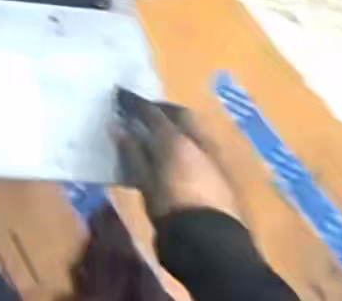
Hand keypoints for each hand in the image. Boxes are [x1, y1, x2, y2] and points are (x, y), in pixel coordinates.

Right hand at [115, 88, 241, 221]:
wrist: (212, 246)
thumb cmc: (170, 207)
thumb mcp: (144, 179)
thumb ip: (131, 150)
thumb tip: (117, 126)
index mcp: (175, 139)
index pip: (151, 111)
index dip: (133, 102)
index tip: (119, 95)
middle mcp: (197, 142)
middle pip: (180, 114)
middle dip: (162, 109)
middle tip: (144, 112)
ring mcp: (214, 159)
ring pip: (194, 130)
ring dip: (178, 127)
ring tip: (160, 135)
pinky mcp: (224, 177)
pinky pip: (202, 148)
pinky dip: (188, 144)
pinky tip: (177, 156)